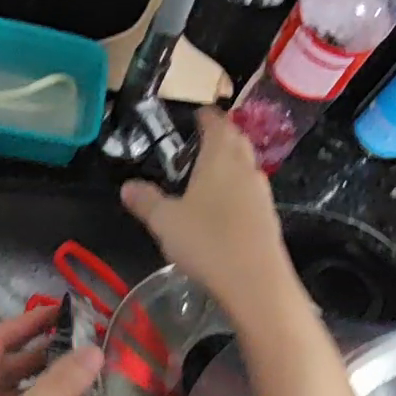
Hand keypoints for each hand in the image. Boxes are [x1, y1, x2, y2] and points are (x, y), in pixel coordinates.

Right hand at [119, 107, 298, 316]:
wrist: (255, 281)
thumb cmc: (206, 242)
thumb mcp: (165, 222)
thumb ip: (146, 201)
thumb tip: (127, 186)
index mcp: (219, 157)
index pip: (216, 123)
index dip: (205, 116)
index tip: (197, 114)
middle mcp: (244, 168)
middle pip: (236, 141)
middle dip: (222, 136)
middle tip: (204, 140)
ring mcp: (261, 193)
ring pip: (246, 167)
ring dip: (231, 164)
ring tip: (212, 173)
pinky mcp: (268, 218)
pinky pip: (251, 193)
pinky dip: (237, 191)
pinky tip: (225, 209)